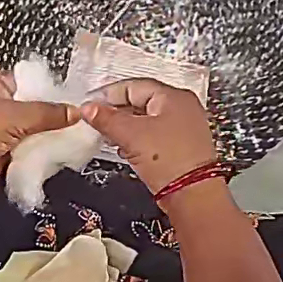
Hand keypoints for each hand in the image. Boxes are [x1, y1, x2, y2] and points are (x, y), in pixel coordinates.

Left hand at [0, 71, 78, 178]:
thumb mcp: (19, 114)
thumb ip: (51, 112)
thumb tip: (75, 112)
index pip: (32, 80)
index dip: (52, 89)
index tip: (72, 98)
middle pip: (35, 104)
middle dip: (53, 113)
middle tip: (74, 117)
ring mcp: (1, 125)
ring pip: (34, 126)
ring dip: (48, 131)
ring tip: (70, 132)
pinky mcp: (5, 146)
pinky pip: (30, 143)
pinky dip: (41, 146)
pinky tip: (57, 146)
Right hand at [81, 79, 218, 194]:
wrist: (193, 195)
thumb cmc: (169, 160)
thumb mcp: (131, 135)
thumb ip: (107, 119)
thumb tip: (89, 108)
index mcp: (173, 97)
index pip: (134, 86)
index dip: (109, 94)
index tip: (91, 105)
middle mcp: (182, 108)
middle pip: (141, 102)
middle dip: (117, 112)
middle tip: (97, 121)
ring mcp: (184, 128)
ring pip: (147, 120)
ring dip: (126, 127)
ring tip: (109, 136)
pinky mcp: (183, 146)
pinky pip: (155, 136)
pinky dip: (139, 139)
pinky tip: (126, 149)